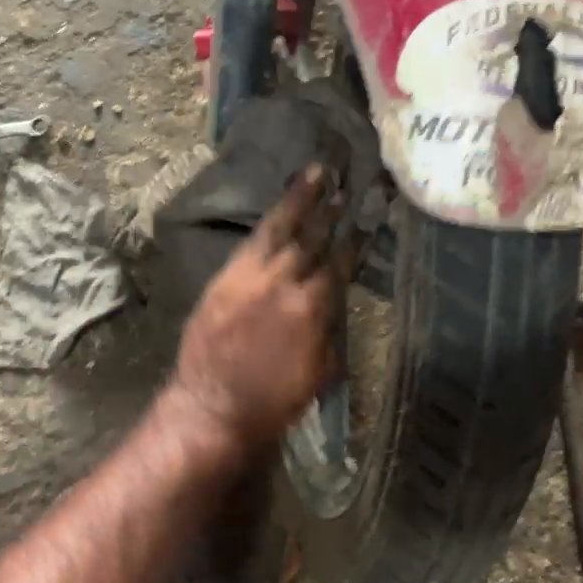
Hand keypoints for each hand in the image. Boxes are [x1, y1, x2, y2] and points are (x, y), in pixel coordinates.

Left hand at [169, 165, 350, 448]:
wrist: (212, 408)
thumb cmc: (272, 402)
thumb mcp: (319, 372)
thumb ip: (329, 331)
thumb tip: (335, 304)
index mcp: (312, 307)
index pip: (340, 263)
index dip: (357, 238)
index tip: (370, 214)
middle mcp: (282, 283)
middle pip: (312, 237)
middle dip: (331, 209)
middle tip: (346, 182)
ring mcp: (248, 277)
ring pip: (278, 229)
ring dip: (298, 200)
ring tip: (315, 174)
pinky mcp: (222, 280)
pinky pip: (249, 243)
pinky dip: (266, 224)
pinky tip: (275, 213)